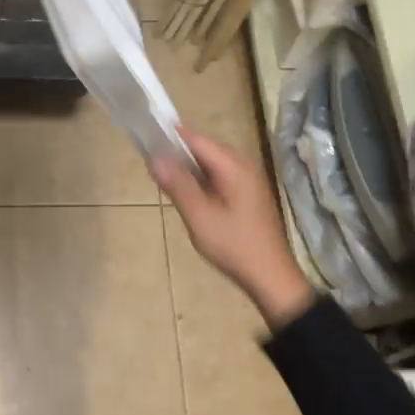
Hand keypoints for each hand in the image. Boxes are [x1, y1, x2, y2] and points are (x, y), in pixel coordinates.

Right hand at [152, 126, 313, 324]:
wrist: (270, 276)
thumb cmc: (234, 246)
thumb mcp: (200, 217)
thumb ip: (178, 185)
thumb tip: (155, 158)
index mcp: (234, 167)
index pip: (197, 139)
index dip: (170, 137)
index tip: (145, 140)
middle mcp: (244, 166)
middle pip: (204, 148)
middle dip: (177, 153)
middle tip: (150, 165)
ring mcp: (248, 180)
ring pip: (210, 163)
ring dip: (187, 168)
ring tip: (163, 179)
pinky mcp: (247, 194)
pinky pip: (218, 176)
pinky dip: (199, 180)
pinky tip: (185, 194)